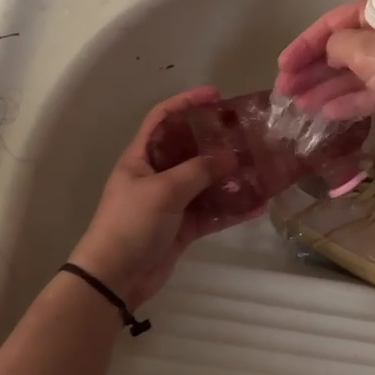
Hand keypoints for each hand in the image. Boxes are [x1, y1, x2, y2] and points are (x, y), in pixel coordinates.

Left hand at [67, 87, 261, 308]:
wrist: (114, 279)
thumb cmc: (130, 223)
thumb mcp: (163, 190)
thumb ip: (198, 171)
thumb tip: (231, 157)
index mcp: (142, 157)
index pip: (162, 118)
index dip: (186, 102)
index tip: (216, 96)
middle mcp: (157, 174)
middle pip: (190, 149)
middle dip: (217, 141)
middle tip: (247, 133)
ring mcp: (171, 202)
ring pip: (206, 182)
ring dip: (231, 177)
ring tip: (261, 167)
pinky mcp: (183, 228)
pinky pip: (212, 212)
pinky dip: (233, 209)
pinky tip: (258, 205)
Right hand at [274, 0, 374, 147]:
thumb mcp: (370, 51)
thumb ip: (339, 46)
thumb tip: (329, 49)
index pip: (336, 21)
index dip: (306, 42)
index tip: (283, 65)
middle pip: (344, 47)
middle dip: (312, 68)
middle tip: (284, 90)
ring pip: (357, 72)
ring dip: (327, 87)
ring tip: (300, 106)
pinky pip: (374, 91)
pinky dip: (351, 100)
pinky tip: (327, 114)